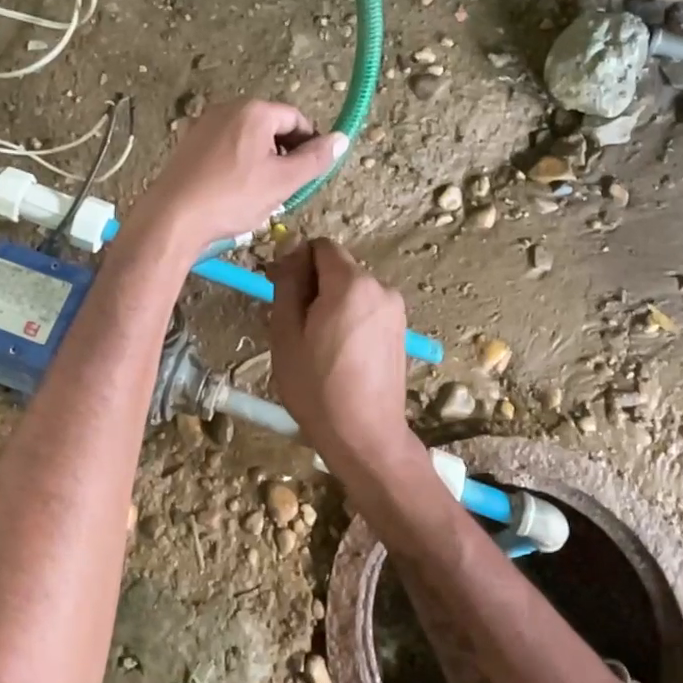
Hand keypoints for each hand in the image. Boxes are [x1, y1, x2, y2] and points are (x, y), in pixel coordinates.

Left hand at [130, 100, 346, 257]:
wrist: (173, 218)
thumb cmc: (232, 197)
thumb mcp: (283, 182)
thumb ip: (315, 159)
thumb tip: (340, 139)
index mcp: (254, 111)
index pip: (296, 119)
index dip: (311, 144)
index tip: (314, 172)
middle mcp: (227, 109)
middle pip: (270, 126)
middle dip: (284, 154)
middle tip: (288, 187)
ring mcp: (203, 126)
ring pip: (247, 139)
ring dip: (261, 162)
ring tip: (261, 194)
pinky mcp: (188, 145)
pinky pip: (224, 150)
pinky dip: (237, 166)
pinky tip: (233, 194)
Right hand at [266, 238, 420, 478]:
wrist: (365, 436)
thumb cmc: (317, 387)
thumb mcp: (286, 332)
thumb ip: (287, 283)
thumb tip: (290, 249)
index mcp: (352, 283)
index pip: (321, 246)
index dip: (297, 262)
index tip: (282, 292)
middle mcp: (380, 287)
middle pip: (337, 267)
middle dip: (313, 284)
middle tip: (293, 322)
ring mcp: (395, 310)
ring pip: (351, 288)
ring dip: (330, 302)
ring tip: (314, 342)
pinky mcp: (400, 330)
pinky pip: (366, 308)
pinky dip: (348, 317)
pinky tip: (337, 352)